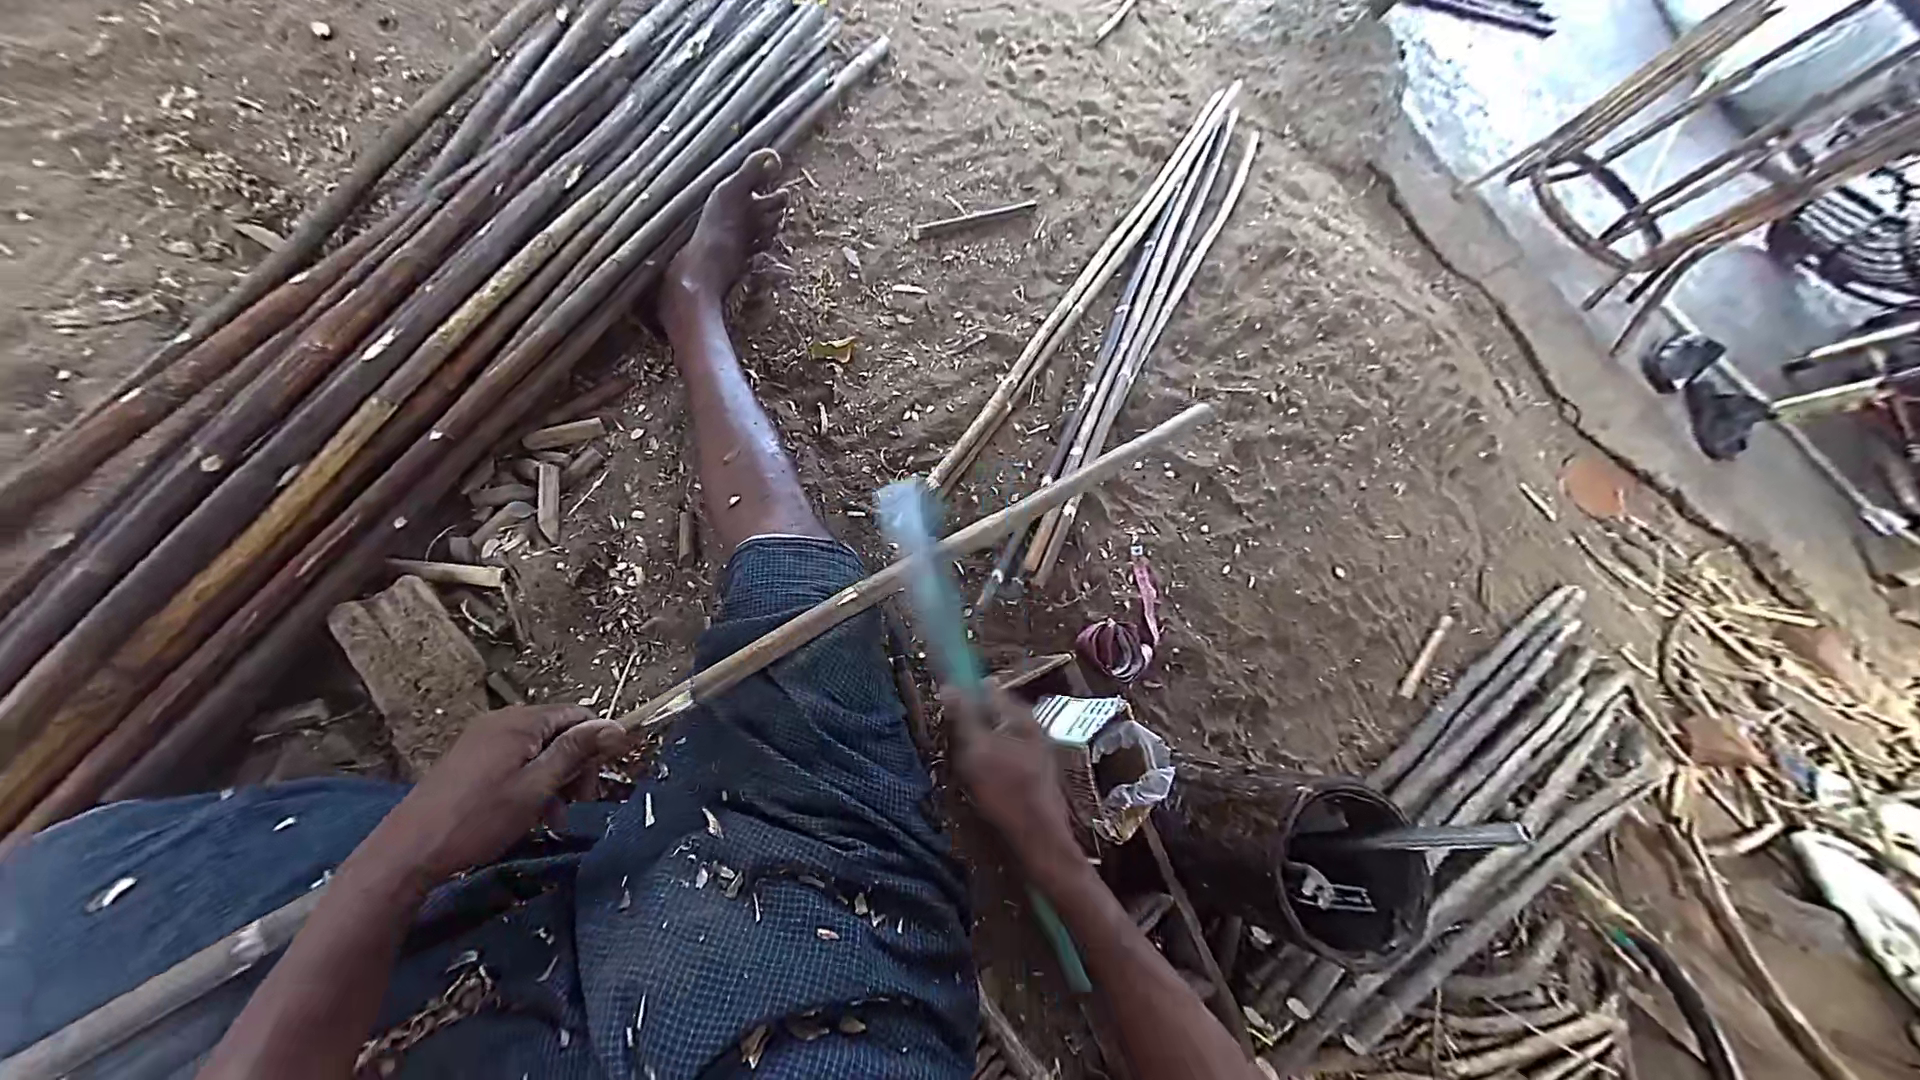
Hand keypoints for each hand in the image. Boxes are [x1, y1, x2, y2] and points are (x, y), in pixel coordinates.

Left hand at [354, 705, 627, 889]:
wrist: (404, 856)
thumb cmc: (479, 819)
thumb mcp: (538, 785)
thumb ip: (577, 750)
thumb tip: (617, 725)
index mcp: (521, 721)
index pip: (579, 715)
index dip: (596, 744)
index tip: (595, 781)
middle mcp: (502, 721)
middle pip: (560, 732)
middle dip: (575, 765)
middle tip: (578, 802)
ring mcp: (482, 740)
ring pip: (539, 750)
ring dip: (555, 778)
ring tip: (554, 815)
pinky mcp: (469, 761)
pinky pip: (515, 761)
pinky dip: (530, 782)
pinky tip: (531, 812)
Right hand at [948, 687, 1083, 879]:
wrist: (1040, 840)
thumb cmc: (1006, 791)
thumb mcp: (976, 750)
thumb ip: (962, 716)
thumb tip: (948, 686)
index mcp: (1020, 714)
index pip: (984, 688)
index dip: (962, 693)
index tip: (943, 708)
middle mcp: (1031, 725)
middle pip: (990, 712)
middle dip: (968, 722)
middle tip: (950, 740)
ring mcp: (1035, 748)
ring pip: (995, 736)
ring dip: (977, 745)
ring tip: (963, 764)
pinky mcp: (1033, 772)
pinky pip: (1002, 756)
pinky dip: (988, 762)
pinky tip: (979, 781)